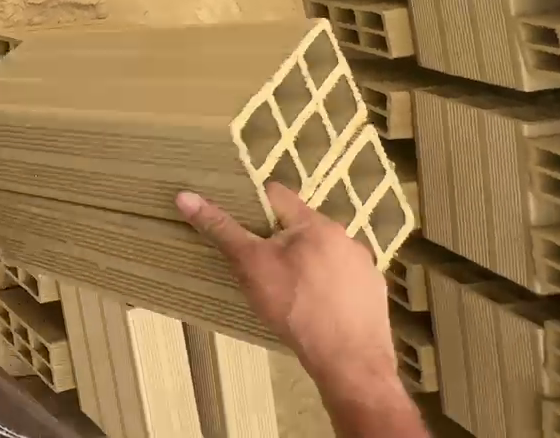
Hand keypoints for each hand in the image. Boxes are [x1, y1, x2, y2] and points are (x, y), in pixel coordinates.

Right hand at [176, 183, 396, 390]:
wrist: (351, 366)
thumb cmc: (294, 305)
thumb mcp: (248, 263)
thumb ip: (219, 227)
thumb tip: (184, 196)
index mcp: (316, 224)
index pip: (275, 194)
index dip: (249, 202)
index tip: (234, 220)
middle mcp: (347, 239)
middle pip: (297, 223)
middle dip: (273, 234)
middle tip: (253, 255)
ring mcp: (366, 268)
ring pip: (319, 249)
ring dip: (300, 257)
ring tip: (280, 280)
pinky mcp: (375, 295)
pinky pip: (339, 274)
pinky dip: (321, 280)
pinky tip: (309, 301)